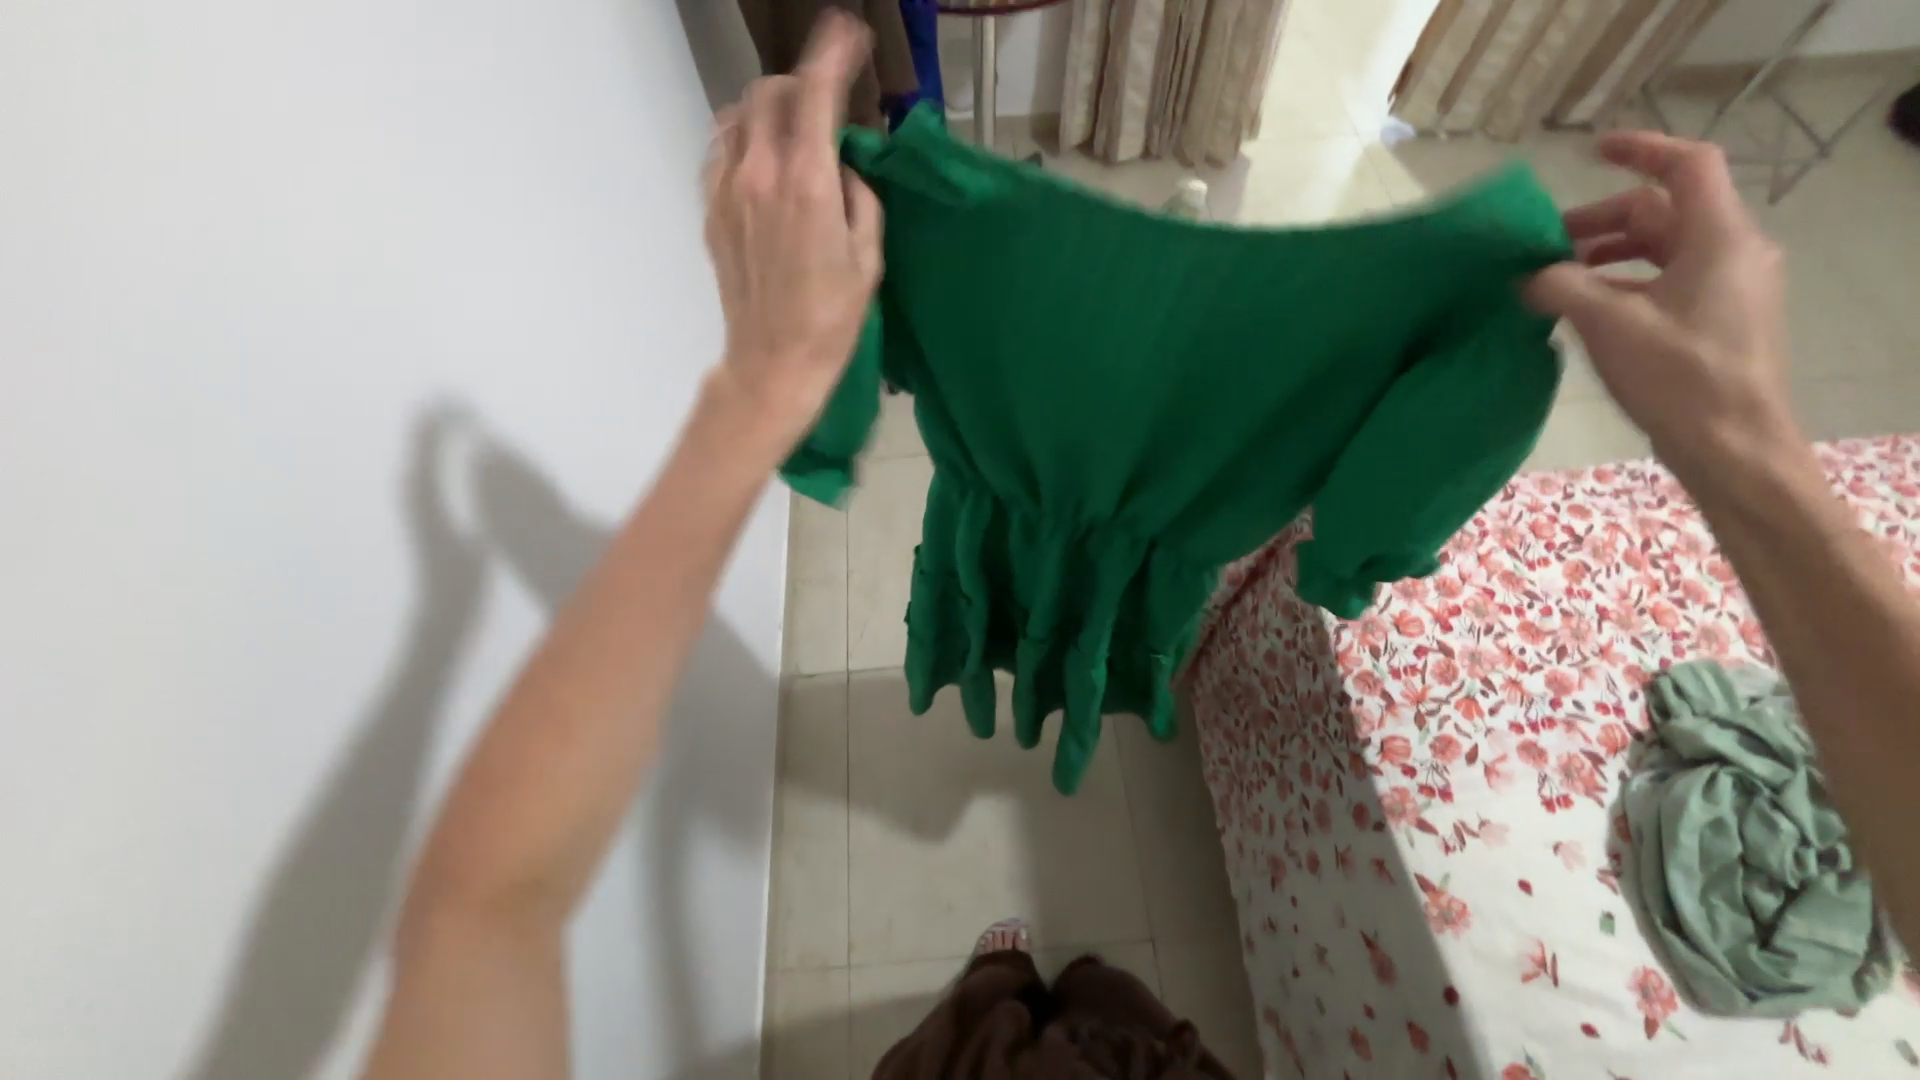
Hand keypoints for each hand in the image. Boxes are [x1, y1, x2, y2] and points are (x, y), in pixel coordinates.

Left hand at [701, 12, 883, 443]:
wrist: (774, 361)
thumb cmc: (832, 319)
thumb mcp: (868, 258)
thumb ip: (858, 198)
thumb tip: (842, 170)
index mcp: (806, 183)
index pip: (814, 92)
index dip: (834, 53)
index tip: (850, 35)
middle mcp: (759, 174)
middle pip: (769, 93)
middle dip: (801, 83)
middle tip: (827, 100)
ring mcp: (727, 190)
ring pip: (739, 116)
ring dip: (769, 109)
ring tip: (793, 129)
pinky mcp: (711, 211)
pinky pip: (721, 151)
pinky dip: (743, 140)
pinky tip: (763, 161)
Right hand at [1524, 132, 1798, 477]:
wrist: (1732, 442)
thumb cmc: (1678, 377)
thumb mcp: (1610, 326)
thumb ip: (1562, 289)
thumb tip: (1528, 277)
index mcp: (1718, 240)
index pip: (1687, 168)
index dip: (1640, 151)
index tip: (1591, 152)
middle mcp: (1732, 252)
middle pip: (1663, 212)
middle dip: (1600, 221)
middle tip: (1543, 246)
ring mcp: (1727, 286)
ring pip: (1661, 249)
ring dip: (1605, 255)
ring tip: (1553, 280)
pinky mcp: (1715, 317)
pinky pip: (1664, 280)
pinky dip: (1621, 282)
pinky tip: (1582, 309)